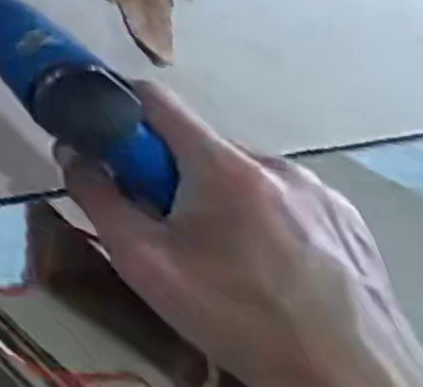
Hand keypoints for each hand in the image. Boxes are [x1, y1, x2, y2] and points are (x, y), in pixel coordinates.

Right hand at [60, 84, 422, 386]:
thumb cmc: (240, 323)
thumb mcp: (144, 263)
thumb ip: (96, 198)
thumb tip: (70, 152)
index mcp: (223, 165)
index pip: (155, 98)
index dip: (121, 110)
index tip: (109, 149)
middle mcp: (274, 164)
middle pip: (196, 143)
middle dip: (168, 171)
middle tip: (164, 224)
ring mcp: (320, 192)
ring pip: (240, 172)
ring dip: (216, 195)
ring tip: (222, 257)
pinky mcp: (351, 223)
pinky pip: (283, 197)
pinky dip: (261, 216)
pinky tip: (269, 268)